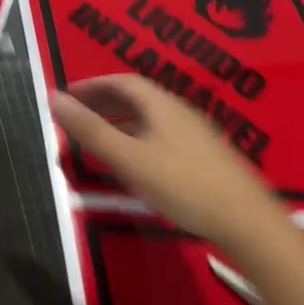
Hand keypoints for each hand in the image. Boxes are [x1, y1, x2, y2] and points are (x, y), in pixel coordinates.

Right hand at [52, 74, 283, 244]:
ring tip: (99, 139)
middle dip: (103, 101)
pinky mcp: (207, 157)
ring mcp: (197, 134)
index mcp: (161, 104)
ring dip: (120, 121)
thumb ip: (91, 129)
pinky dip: (138, 137)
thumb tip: (54, 97)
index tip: (67, 95)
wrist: (249, 223)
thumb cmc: (183, 185)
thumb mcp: (129, 159)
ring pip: (150, 117)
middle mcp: (180, 111)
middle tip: (77, 115)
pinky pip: (162, 134)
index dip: (92, 84)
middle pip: (137, 96)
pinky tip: (135, 163)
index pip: (121, 81)